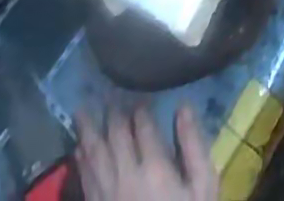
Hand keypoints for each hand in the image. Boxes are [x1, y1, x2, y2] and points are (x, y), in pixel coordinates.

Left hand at [75, 104, 214, 200]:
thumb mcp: (204, 186)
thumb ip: (193, 145)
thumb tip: (184, 107)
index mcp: (154, 167)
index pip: (141, 125)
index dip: (140, 106)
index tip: (141, 94)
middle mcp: (125, 175)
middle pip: (113, 135)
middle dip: (111, 111)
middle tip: (107, 91)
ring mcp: (106, 194)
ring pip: (92, 154)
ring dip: (87, 130)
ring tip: (81, 109)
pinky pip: (84, 177)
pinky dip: (81, 158)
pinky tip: (79, 148)